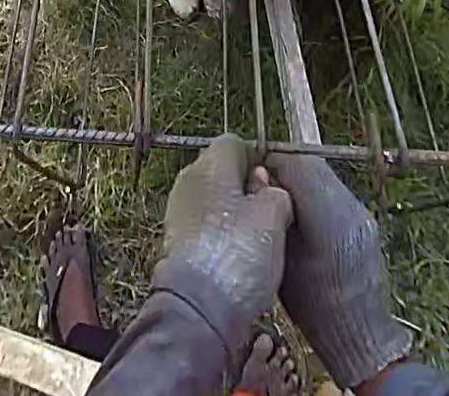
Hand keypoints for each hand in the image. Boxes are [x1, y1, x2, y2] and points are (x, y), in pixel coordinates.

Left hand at [152, 135, 292, 363]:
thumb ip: (274, 191)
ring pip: (212, 197)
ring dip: (230, 211)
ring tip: (252, 241)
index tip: (271, 184)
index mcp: (211, 162)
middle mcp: (189, 176)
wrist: (199, 306)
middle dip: (243, 186)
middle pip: (221, 169)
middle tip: (266, 214)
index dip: (256, 159)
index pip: (235, 143)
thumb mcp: (274, 217)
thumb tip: (264, 185)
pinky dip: (217, 231)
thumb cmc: (239, 253)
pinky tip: (233, 255)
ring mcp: (178, 205)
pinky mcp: (174, 234)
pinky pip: (202, 221)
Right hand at [264, 153, 412, 388]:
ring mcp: (361, 212)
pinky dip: (314, 192)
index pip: (297, 163)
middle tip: (263, 182)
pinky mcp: (364, 220)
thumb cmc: (314, 304)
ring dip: (300, 178)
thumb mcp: (283, 259)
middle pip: (312, 164)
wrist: (361, 337)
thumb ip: (271, 213)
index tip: (253, 171)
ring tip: (279, 198)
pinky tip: (301, 212)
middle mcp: (349, 206)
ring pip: (324, 174)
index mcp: (328, 215)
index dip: (271, 161)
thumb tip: (258, 174)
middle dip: (285, 166)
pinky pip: (334, 190)